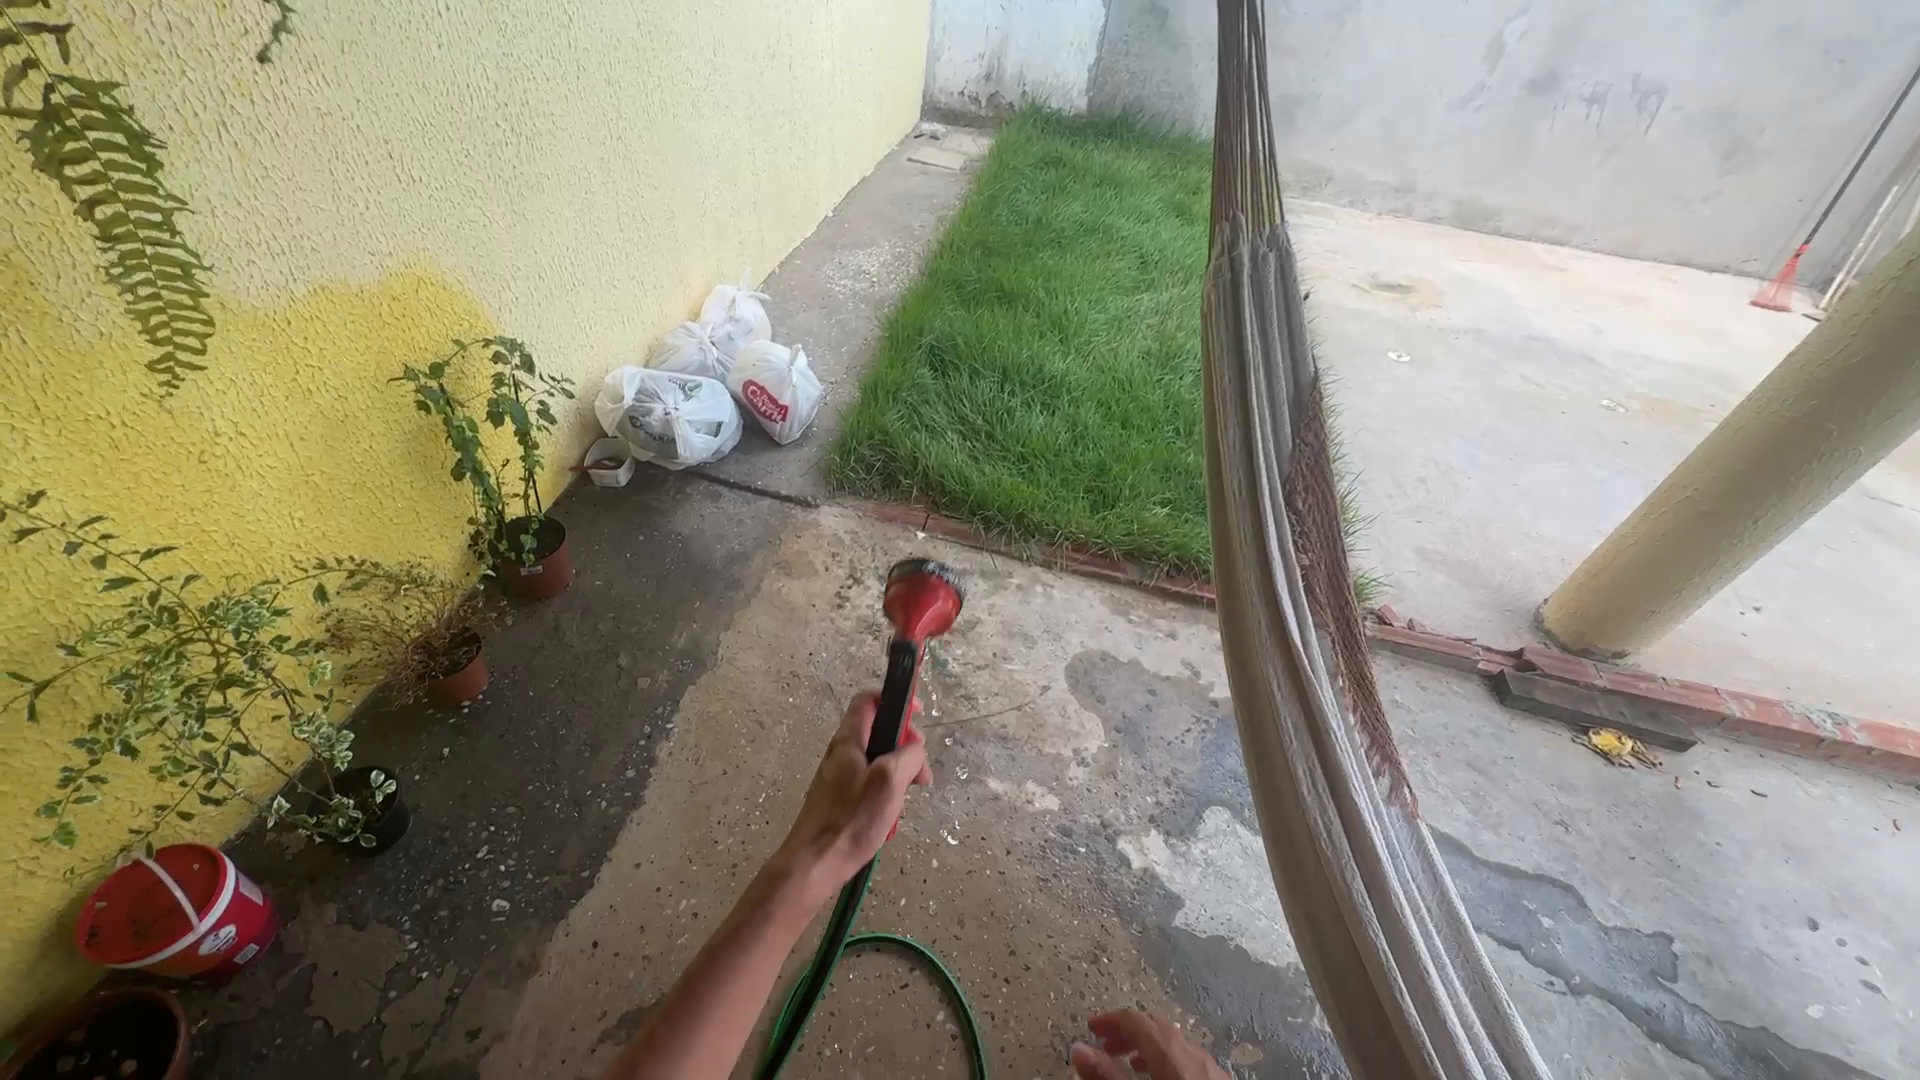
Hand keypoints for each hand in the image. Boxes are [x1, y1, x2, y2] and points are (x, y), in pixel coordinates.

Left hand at [772, 692, 931, 908]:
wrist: (815, 865)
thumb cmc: (852, 820)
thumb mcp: (890, 780)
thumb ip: (908, 756)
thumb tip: (916, 749)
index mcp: (849, 741)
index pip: (868, 701)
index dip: (894, 700)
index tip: (917, 714)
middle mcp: (841, 754)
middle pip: (878, 734)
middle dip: (905, 748)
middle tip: (920, 773)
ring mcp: (838, 779)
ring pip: (878, 763)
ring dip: (898, 777)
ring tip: (904, 801)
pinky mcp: (839, 801)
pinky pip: (870, 787)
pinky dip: (885, 796)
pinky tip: (888, 819)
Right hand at [1070, 1011, 1229, 1079]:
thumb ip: (1108, 1077)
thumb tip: (1079, 1050)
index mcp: (1172, 1055)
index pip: (1136, 1021)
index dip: (1110, 1020)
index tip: (1091, 1029)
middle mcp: (1195, 1055)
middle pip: (1157, 1028)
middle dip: (1128, 1032)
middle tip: (1105, 1046)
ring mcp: (1214, 1072)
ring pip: (1177, 1045)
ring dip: (1149, 1047)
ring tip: (1131, 1065)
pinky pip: (1191, 1062)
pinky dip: (1170, 1061)